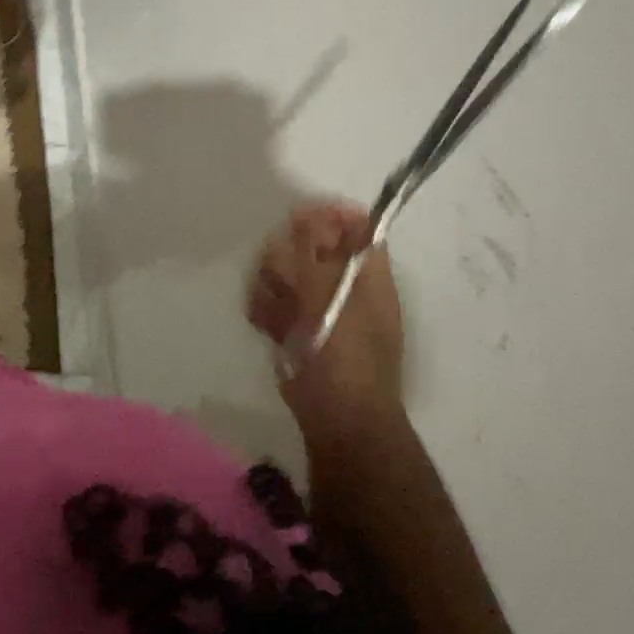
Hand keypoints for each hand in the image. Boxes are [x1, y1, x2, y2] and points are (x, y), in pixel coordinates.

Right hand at [248, 201, 406, 446]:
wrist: (336, 418)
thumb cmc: (345, 359)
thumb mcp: (332, 302)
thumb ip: (315, 258)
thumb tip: (306, 215)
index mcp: (368, 276)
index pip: (356, 228)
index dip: (328, 217)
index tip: (297, 221)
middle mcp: (343, 285)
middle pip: (307, 246)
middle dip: (286, 259)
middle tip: (285, 282)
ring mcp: (316, 306)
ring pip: (281, 272)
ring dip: (271, 286)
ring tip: (277, 313)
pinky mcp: (293, 325)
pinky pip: (269, 300)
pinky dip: (264, 310)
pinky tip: (267, 327)